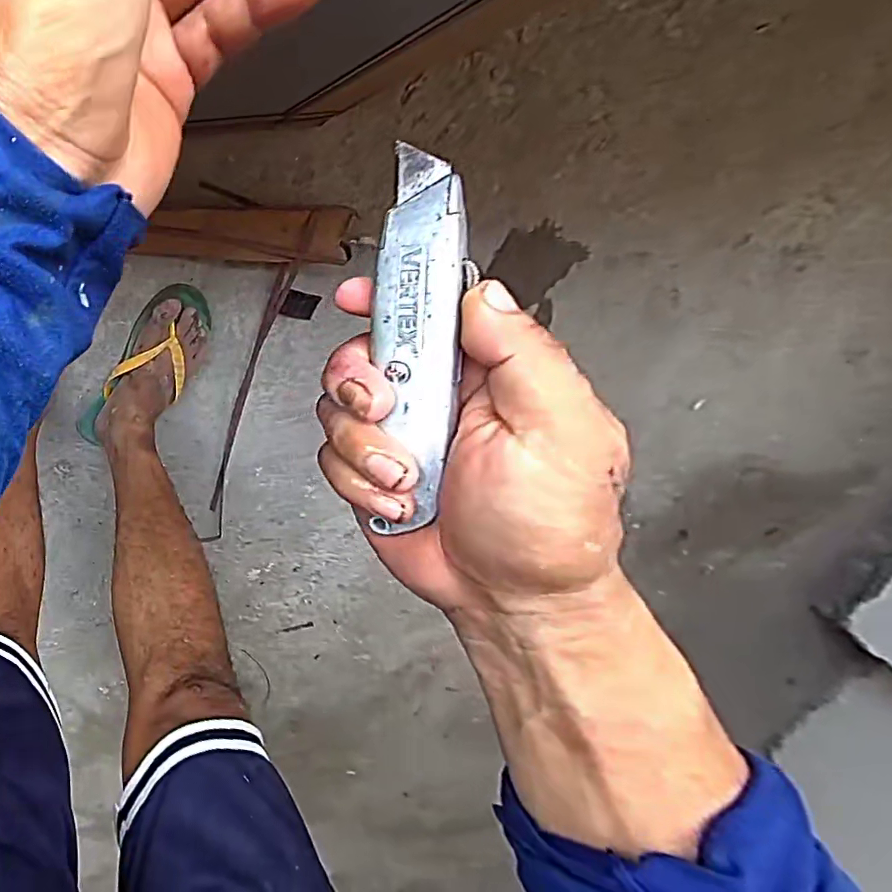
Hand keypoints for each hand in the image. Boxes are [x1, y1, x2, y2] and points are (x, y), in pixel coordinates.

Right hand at [316, 277, 631, 617]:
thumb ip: (525, 354)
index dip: (389, 294)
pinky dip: (357, 482)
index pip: (430, 310)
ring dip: (365, 447)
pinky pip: (330, 454)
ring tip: (409, 478)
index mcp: (484, 372)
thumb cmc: (550, 526)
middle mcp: (434, 395)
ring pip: (337, 406)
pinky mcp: (366, 467)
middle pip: (363, 352)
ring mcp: (397, 432)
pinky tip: (400, 501)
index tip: (358, 294)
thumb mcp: (561, 430)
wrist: (510, 597)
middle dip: (360, 380)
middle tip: (386, 408)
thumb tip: (484, 296)